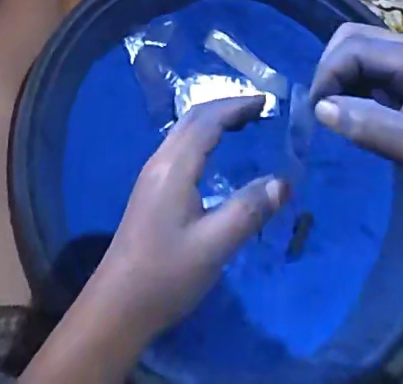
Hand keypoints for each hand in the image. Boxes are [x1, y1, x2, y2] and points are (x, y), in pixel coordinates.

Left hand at [87, 95, 286, 337]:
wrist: (119, 301)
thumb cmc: (167, 273)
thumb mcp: (214, 246)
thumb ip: (248, 211)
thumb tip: (283, 182)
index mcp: (175, 166)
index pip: (207, 120)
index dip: (237, 106)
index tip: (267, 101)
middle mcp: (161, 160)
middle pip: (194, 118)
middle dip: (227, 107)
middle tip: (261, 109)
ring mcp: (153, 173)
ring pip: (185, 131)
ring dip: (214, 120)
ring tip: (245, 124)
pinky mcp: (152, 187)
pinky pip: (181, 145)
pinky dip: (204, 136)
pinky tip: (217, 153)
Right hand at [308, 24, 402, 233]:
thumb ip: (368, 125)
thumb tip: (319, 108)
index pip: (355, 47)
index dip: (328, 74)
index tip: (317, 113)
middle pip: (355, 39)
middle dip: (332, 69)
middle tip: (324, 109)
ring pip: (363, 54)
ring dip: (344, 79)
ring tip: (339, 115)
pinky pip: (376, 73)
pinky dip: (358, 88)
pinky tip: (360, 116)